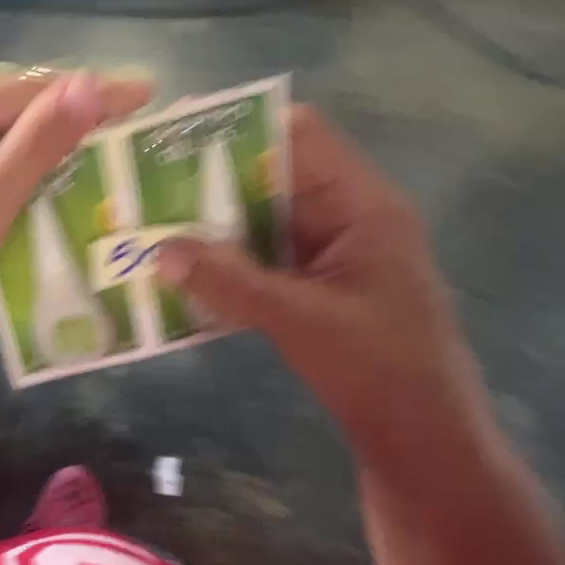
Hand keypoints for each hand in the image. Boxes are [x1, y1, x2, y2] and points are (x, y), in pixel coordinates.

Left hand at [0, 71, 152, 352]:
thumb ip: (38, 143)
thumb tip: (91, 83)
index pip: (24, 90)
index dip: (86, 91)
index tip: (144, 94)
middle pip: (6, 104)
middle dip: (65, 113)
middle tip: (128, 124)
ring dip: (41, 137)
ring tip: (99, 145)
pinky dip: (11, 158)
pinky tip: (43, 172)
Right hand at [155, 107, 484, 436]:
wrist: (421, 439)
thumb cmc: (380, 371)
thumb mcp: (299, 322)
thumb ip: (228, 282)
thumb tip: (159, 249)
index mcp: (363, 206)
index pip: (301, 136)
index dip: (239, 125)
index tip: (174, 130)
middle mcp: (346, 216)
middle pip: (271, 173)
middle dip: (208, 175)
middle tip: (143, 179)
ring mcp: (328, 250)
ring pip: (258, 215)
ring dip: (208, 219)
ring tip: (146, 218)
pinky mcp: (311, 282)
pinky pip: (257, 253)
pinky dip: (219, 255)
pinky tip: (175, 265)